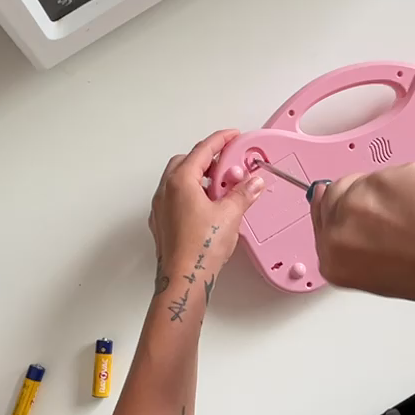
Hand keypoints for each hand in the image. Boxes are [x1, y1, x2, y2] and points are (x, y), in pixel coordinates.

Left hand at [148, 130, 264, 319]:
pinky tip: (207, 208)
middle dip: (206, 159)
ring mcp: (160, 209)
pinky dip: (190, 195)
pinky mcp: (161, 225)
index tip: (231, 136)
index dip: (220, 140)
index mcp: (180, 182)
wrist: (183, 279)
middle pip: (185, 162)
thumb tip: (253, 182)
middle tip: (227, 163)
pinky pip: (175, 200)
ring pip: (177, 181)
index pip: (202, 150)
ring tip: (221, 188)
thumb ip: (244, 193)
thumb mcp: (230, 215)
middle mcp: (165, 192)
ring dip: (198, 178)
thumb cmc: (200, 248)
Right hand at [312, 163, 414, 302]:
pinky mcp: (380, 177)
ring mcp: (357, 200)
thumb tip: (347, 222)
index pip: (320, 226)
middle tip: (386, 214)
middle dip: (355, 200)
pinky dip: (400, 183)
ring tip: (407, 212)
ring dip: (377, 190)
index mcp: (334, 261)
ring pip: (356, 181)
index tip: (349, 212)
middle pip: (331, 197)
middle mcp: (337, 230)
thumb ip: (352, 249)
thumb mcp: (378, 274)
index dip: (338, 216)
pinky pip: (384, 174)